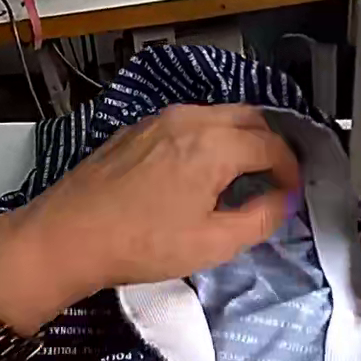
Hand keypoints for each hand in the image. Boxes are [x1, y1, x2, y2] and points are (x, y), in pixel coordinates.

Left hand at [0, 103, 299, 333]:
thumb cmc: (142, 244)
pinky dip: (209, 139)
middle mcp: (190, 119)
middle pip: (250, 118)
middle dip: (270, 146)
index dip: (291, 169)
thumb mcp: (213, 243)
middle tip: (273, 180)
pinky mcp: (137, 129)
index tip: (292, 193)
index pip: (272, 145)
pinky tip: (199, 171)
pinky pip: (189, 123)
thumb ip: (261, 218)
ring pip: (218, 116)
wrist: (68, 236)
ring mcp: (159, 119)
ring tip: (240, 176)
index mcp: (214, 144)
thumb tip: (283, 200)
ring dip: (240, 140)